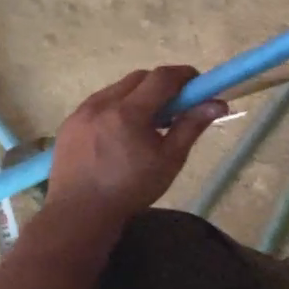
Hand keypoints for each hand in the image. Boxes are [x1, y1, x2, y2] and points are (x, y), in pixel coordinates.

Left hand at [45, 66, 226, 221]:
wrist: (79, 213)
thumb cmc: (131, 188)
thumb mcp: (170, 159)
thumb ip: (192, 125)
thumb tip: (218, 103)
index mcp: (128, 113)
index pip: (162, 77)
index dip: (185, 75)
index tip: (200, 85)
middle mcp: (101, 105)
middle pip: (139, 78)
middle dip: (163, 84)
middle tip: (178, 107)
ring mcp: (81, 113)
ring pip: (118, 89)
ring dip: (140, 95)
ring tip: (150, 122)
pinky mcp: (69, 123)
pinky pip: (100, 102)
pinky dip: (119, 106)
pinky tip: (125, 131)